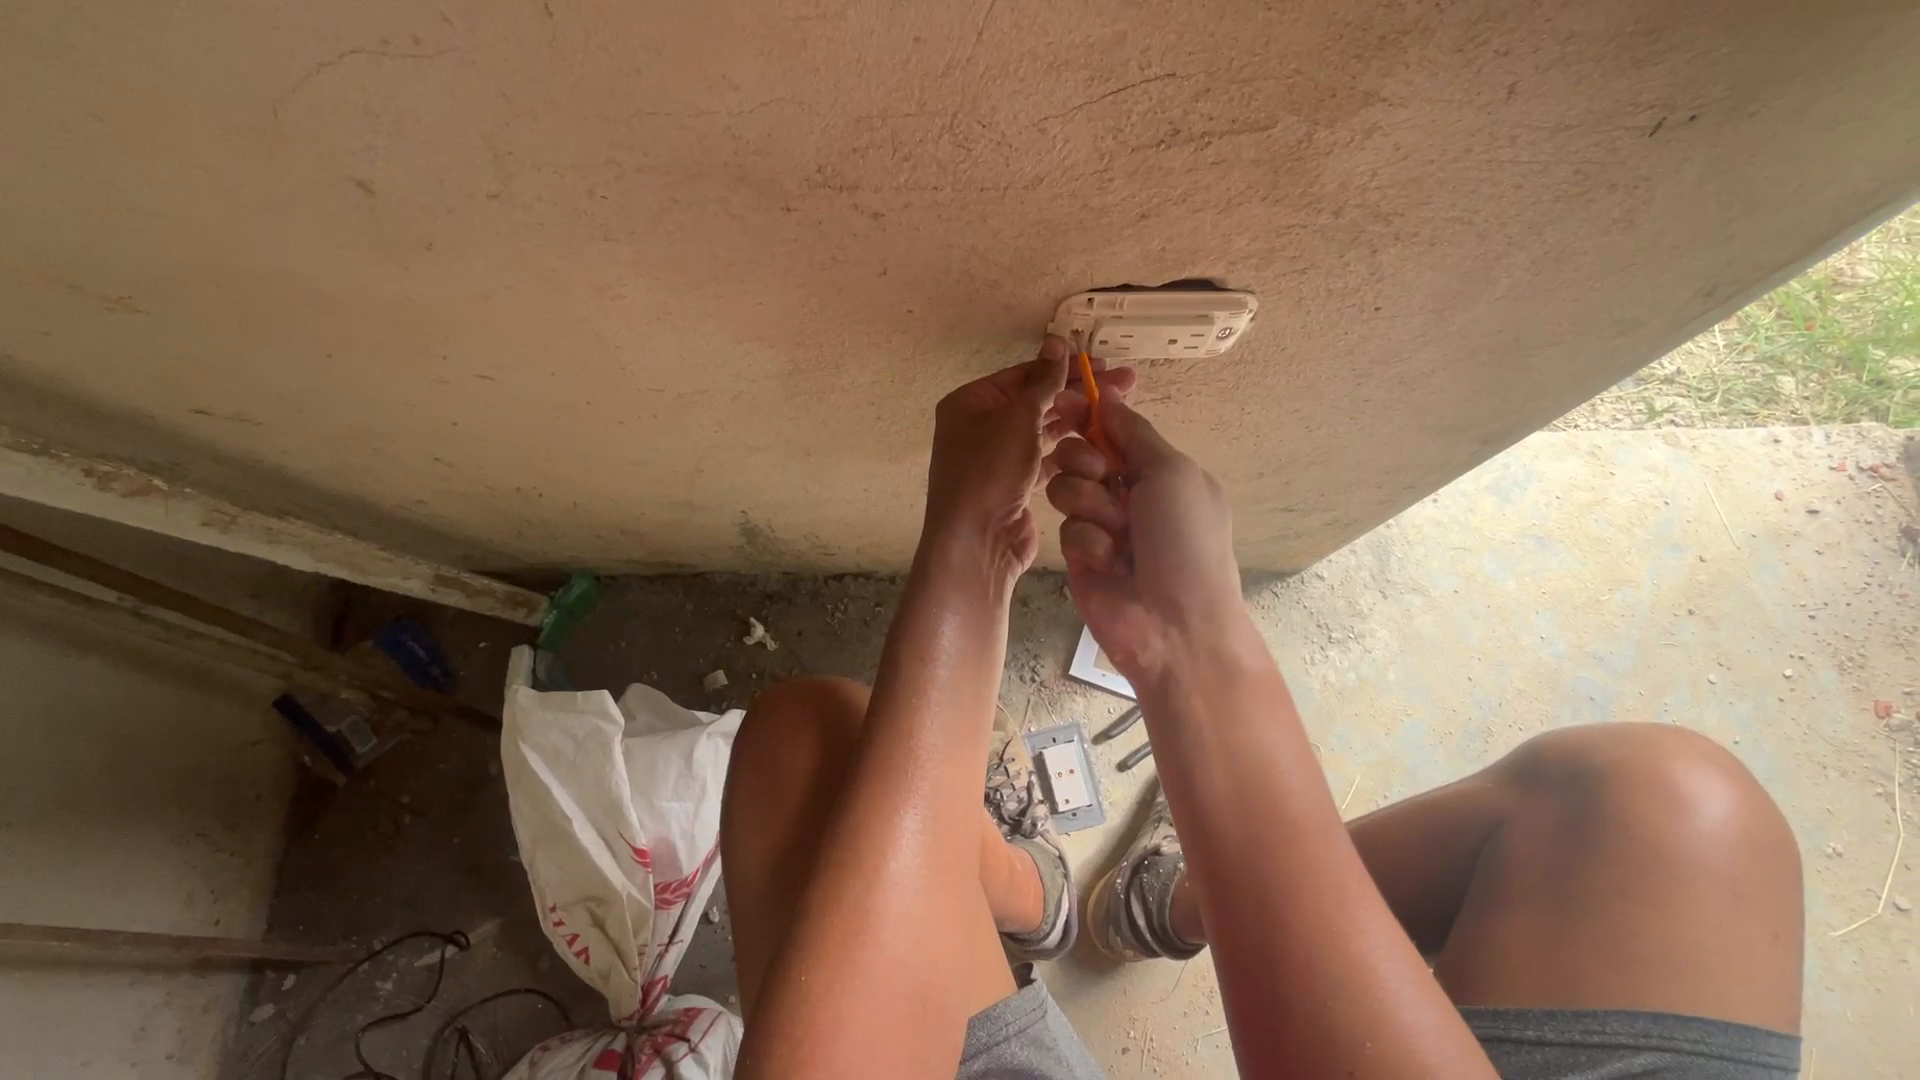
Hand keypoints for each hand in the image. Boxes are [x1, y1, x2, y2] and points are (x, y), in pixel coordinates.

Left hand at [923, 337, 1134, 578]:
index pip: (1025, 375)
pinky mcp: (1013, 485)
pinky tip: (1096, 444)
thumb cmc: (990, 471)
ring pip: (1042, 431)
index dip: (1066, 369)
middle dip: (1078, 394)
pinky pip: (1044, 459)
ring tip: (1115, 415)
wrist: (976, 542)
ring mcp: (997, 458)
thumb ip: (1043, 381)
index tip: (1105, 366)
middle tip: (1125, 387)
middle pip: (1036, 401)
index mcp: (970, 402)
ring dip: (1076, 422)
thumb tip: (1056, 341)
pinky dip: (1067, 451)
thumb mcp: (1018, 417)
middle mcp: (979, 427)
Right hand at [1043, 394, 1245, 685]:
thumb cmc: (1185, 541)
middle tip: (1103, 477)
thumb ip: (1134, 432)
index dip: (1089, 416)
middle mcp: (1131, 494)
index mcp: (1162, 471)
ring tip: (1116, 532)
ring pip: (1067, 488)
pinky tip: (1109, 564)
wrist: (1175, 625)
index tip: (1064, 404)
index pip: (1115, 431)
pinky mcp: (1080, 555)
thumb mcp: (1172, 473)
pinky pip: (1066, 529)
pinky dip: (1088, 542)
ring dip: (1090, 504)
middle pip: (1081, 453)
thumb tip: (1109, 395)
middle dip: (1085, 460)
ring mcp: (1103, 525)